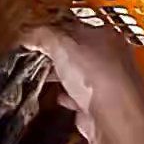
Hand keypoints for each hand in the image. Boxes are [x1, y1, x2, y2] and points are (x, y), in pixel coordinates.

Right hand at [21, 22, 143, 143]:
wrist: (113, 117)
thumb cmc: (98, 77)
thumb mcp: (62, 46)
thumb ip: (43, 36)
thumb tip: (29, 34)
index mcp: (107, 36)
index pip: (77, 26)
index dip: (56, 30)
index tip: (39, 34)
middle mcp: (114, 58)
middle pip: (81, 52)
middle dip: (60, 55)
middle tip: (41, 55)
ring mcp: (110, 84)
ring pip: (83, 76)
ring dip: (65, 77)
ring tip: (47, 76)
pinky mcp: (103, 106)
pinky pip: (82, 99)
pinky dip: (71, 97)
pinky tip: (62, 98)